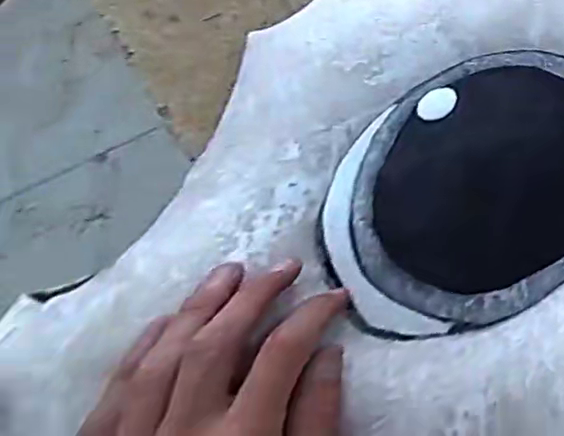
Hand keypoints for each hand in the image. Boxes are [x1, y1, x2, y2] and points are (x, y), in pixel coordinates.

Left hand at [79, 260, 347, 435]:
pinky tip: (166, 322)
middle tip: (284, 265)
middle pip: (214, 346)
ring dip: (196, 310)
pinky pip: (110, 397)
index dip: (315, 312)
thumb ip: (317, 413)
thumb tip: (329, 352)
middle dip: (253, 296)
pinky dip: (140, 351)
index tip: (337, 295)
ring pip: (158, 363)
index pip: (284, 350)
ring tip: (228, 274)